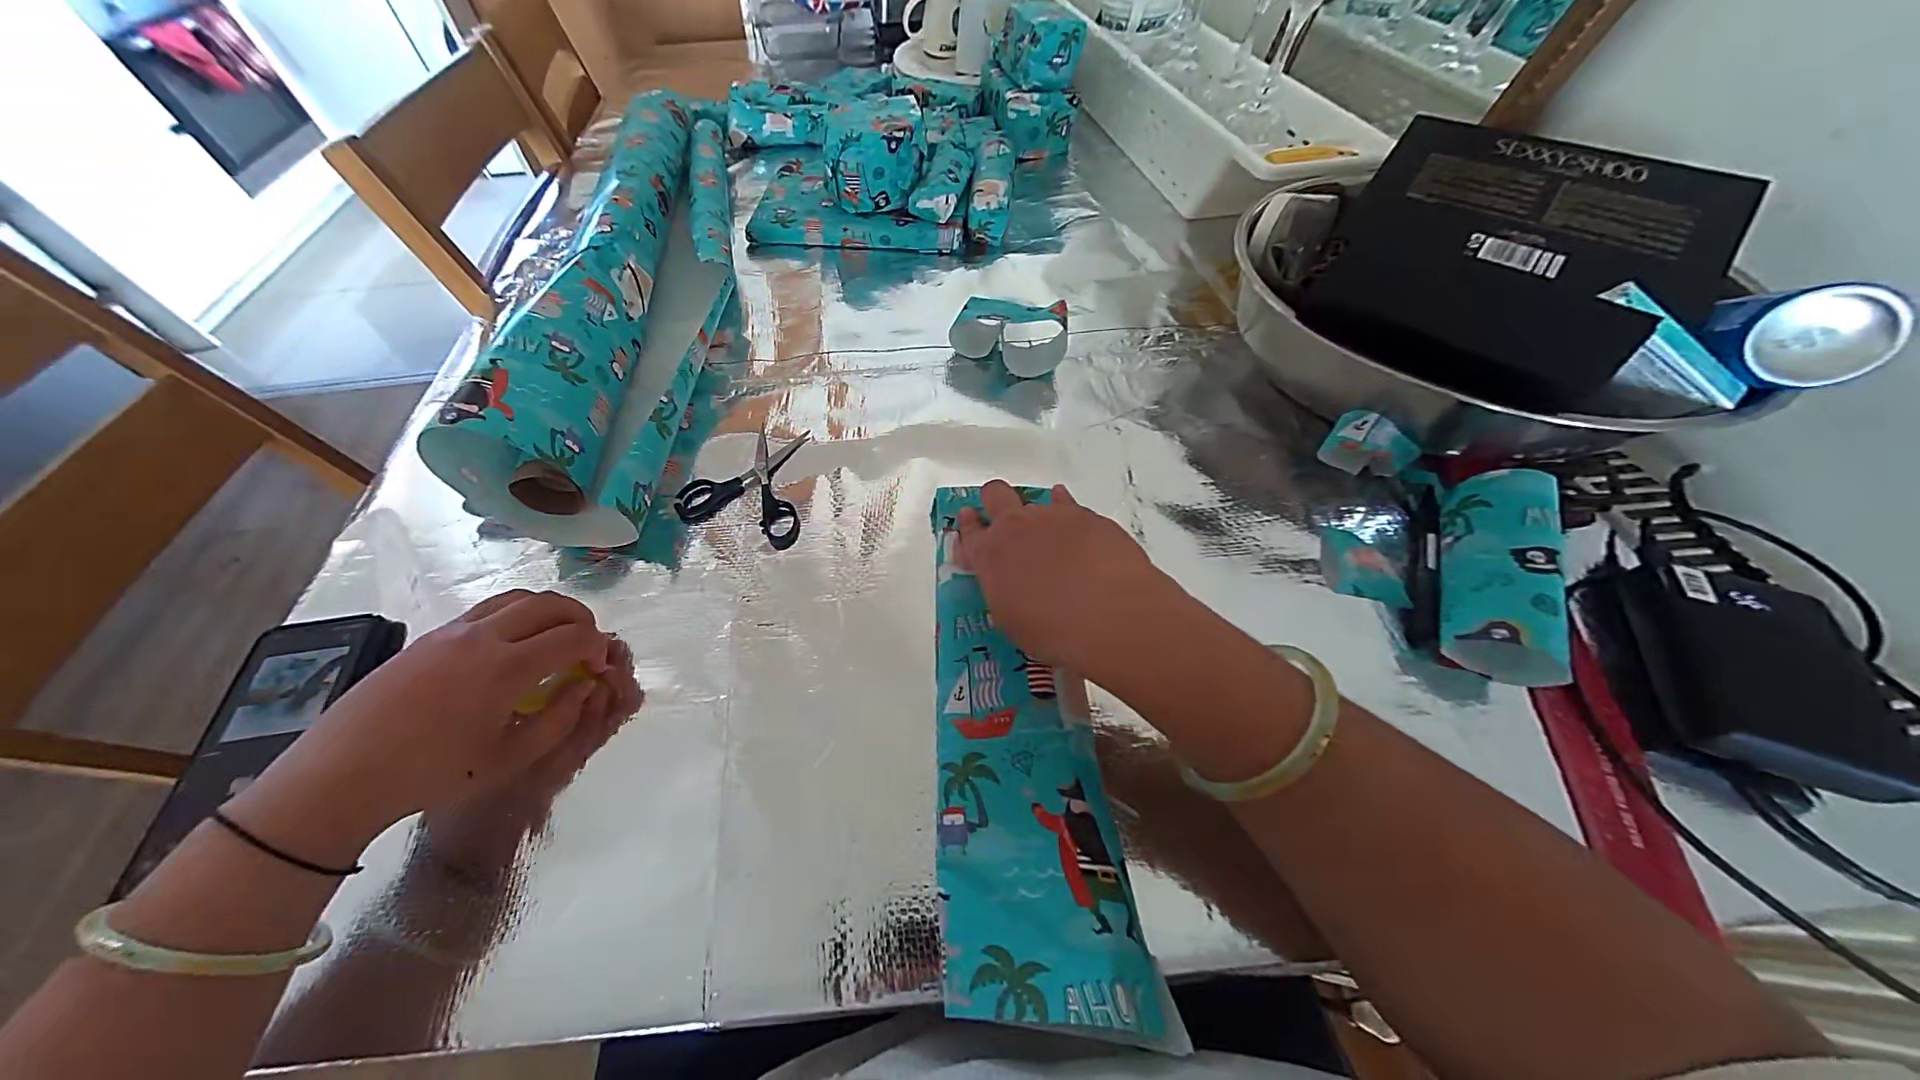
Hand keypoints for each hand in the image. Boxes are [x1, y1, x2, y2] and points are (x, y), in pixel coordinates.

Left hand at [225, 591, 634, 866]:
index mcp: (506, 668)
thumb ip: (559, 719)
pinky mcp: (428, 637)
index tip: (600, 667)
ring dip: (548, 611)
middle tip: (588, 644)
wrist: (340, 775)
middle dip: (581, 619)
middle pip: (550, 604)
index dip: (598, 648)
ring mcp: (451, 632)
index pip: (573, 638)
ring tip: (554, 636)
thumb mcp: (509, 759)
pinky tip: (511, 646)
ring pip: (517, 598)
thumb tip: (584, 686)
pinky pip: (486, 609)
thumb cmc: (431, 775)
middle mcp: (482, 638)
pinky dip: (515, 615)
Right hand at [956, 480, 1189, 680]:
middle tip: (1003, 518)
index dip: (969, 527)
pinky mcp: (1088, 517)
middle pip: (995, 495)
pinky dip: (1069, 515)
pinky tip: (1076, 528)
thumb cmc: (1053, 629)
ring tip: (1049, 536)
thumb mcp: (1011, 620)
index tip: (971, 523)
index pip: (969, 533)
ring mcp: (1053, 517)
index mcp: (990, 555)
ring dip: (1038, 515)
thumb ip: (1004, 592)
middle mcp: (1016, 527)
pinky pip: (1071, 506)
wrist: (1109, 616)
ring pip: (1036, 500)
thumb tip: (1012, 588)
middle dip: (995, 501)